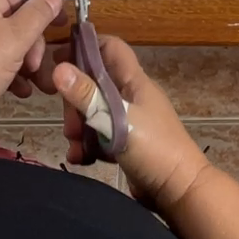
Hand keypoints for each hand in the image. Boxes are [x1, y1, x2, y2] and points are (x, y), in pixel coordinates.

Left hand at [0, 0, 64, 120]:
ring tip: (32, 79)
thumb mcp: (17, 35)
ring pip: (10, 47)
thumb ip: (39, 14)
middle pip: (17, 26)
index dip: (43, 14)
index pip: (21, 1)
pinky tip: (20, 89)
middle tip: (35, 63)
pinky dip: (11, 75)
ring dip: (25, 64)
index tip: (60, 26)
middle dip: (32, 46)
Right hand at [39, 35, 209, 209]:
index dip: (85, 45)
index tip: (58, 58)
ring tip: (75, 141)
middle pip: (94, 83)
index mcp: (134, 82)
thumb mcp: (116, 119)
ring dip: (79, 125)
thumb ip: (87, 95)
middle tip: (70, 120)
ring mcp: (129, 121)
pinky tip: (79, 156)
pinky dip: (87, 145)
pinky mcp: (125, 144)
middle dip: (75, 98)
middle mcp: (131, 97)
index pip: (110, 47)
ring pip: (93, 111)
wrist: (180, 192)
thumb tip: (58, 69)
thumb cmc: (154, 149)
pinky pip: (98, 136)